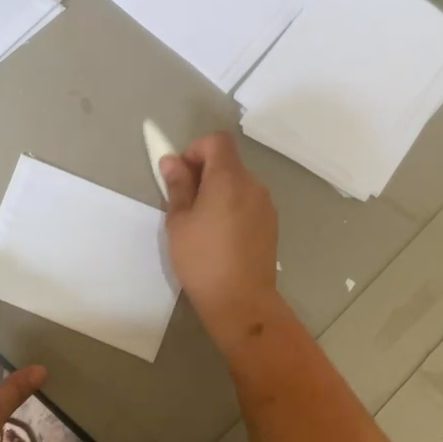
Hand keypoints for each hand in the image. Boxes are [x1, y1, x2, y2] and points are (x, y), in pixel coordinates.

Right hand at [160, 133, 281, 339]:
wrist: (240, 300)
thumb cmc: (201, 259)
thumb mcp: (178, 222)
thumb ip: (177, 187)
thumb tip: (171, 161)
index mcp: (228, 179)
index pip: (216, 141)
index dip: (195, 150)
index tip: (179, 175)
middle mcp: (252, 185)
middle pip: (228, 162)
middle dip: (203, 173)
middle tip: (183, 203)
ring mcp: (265, 205)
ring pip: (238, 184)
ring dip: (218, 192)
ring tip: (200, 224)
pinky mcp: (270, 224)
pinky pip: (247, 203)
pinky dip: (232, 207)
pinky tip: (220, 237)